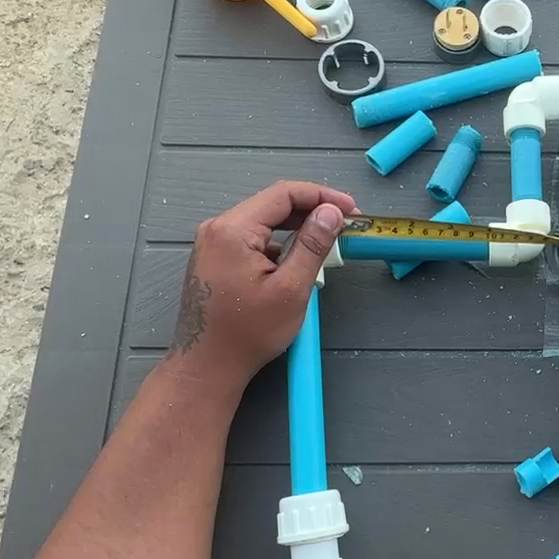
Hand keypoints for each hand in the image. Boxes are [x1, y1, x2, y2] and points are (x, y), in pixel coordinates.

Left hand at [167, 180, 356, 385]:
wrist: (207, 365)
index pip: (283, 194)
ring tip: (327, 243)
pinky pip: (254, 238)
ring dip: (297, 228)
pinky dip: (280, 243)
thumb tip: (331, 213)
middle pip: (273, 204)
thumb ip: (312, 245)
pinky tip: (298, 260)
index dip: (322, 196)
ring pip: (264, 222)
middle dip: (312, 210)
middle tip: (344, 224)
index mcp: (233, 230)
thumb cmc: (247, 333)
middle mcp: (218, 229)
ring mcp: (214, 243)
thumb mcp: (290, 289)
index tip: (351, 209)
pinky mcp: (216, 258)